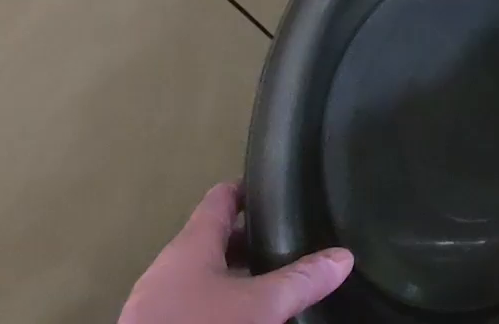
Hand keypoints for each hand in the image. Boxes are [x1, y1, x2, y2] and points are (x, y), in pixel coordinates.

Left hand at [119, 182, 352, 323]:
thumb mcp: (261, 308)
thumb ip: (302, 279)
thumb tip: (344, 257)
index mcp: (189, 248)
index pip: (222, 197)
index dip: (253, 189)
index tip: (286, 188)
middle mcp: (167, 272)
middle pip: (215, 239)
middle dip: (254, 238)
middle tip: (295, 236)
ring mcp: (154, 310)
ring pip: (205, 277)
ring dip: (239, 276)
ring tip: (277, 280)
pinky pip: (194, 307)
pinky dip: (223, 305)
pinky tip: (248, 317)